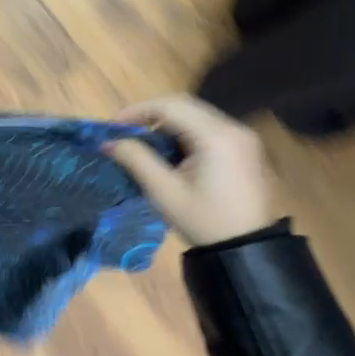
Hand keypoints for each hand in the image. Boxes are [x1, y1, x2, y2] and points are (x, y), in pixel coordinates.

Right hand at [105, 94, 273, 245]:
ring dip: (167, 123)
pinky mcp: (244, 147)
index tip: (113, 126)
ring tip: (144, 143)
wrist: (246, 249)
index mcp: (215, 136)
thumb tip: (108, 142)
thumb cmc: (203, 220)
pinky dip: (184, 132)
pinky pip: (208, 128)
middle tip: (125, 132)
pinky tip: (171, 152)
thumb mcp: (163, 191)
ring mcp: (242, 137)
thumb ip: (135, 159)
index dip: (137, 111)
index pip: (170, 106)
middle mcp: (233, 128)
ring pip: (196, 115)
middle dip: (150, 114)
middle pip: (184, 105)